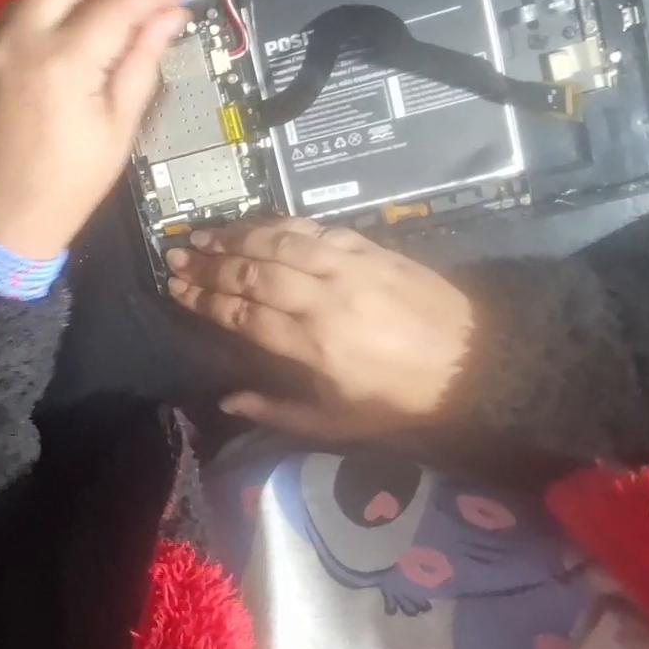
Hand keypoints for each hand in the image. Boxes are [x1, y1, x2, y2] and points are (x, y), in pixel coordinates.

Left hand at [0, 0, 186, 258]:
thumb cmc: (65, 189)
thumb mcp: (117, 131)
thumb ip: (142, 65)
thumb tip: (169, 18)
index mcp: (61, 64)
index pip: (115, 3)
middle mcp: (17, 42)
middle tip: (136, 8)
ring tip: (102, 24)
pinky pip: (10, 15)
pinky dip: (41, 14)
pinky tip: (61, 43)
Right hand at [165, 219, 473, 438]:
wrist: (474, 360)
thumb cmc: (400, 399)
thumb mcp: (339, 423)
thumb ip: (277, 411)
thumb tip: (226, 402)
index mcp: (313, 347)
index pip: (243, 315)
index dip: (205, 301)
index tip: (175, 289)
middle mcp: (322, 300)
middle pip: (252, 274)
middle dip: (208, 265)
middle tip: (175, 256)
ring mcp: (346, 267)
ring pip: (277, 244)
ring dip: (234, 237)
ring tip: (202, 235)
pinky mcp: (366, 247)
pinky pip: (311, 228)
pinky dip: (276, 224)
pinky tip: (253, 225)